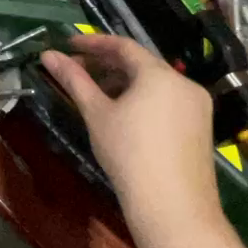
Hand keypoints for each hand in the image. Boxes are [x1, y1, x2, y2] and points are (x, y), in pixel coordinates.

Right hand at [40, 34, 221, 234]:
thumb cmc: (129, 151)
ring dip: (122, 80)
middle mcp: (185, 84)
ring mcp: (197, 106)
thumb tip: (48, 54)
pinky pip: (166, 98)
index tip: (67, 44)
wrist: (173, 205)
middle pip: (140, 63)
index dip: (92, 42)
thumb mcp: (96, 112)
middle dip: (105, 63)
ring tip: (94, 92)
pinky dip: (141, 96)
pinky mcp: (200, 126)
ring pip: (154, 82)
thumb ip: (73, 79)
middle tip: (75, 69)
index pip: (123, 46)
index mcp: (160, 75)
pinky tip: (121, 112)